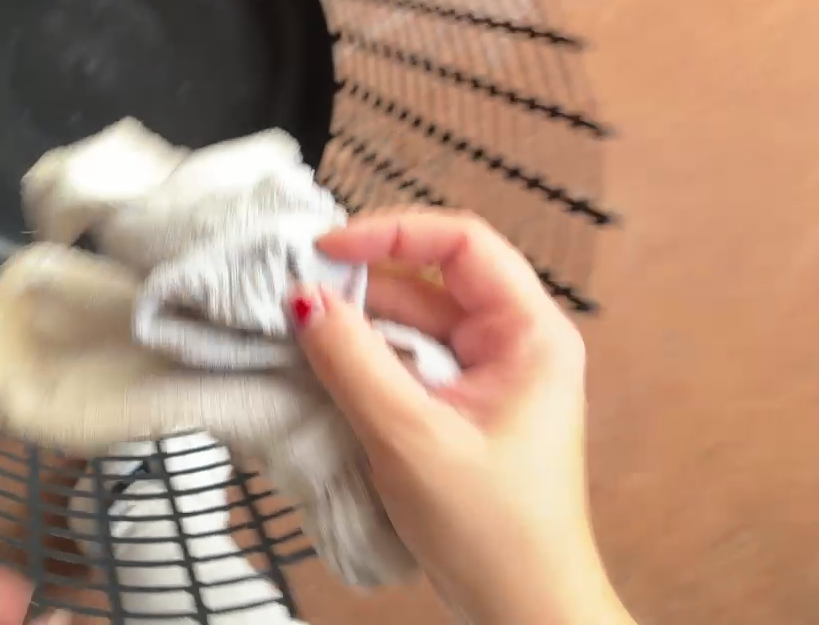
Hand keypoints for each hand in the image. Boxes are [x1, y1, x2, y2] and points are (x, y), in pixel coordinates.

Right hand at [288, 209, 632, 624]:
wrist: (520, 611)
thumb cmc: (489, 526)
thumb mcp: (409, 434)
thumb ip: (350, 358)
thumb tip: (298, 294)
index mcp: (528, 334)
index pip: (460, 242)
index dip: (391, 231)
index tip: (326, 250)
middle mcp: (503, 337)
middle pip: (421, 273)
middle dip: (356, 276)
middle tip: (292, 286)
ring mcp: (473, 365)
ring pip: (399, 309)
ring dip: (346, 312)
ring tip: (290, 318)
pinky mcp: (444, 390)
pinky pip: (390, 344)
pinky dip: (349, 342)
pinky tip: (313, 349)